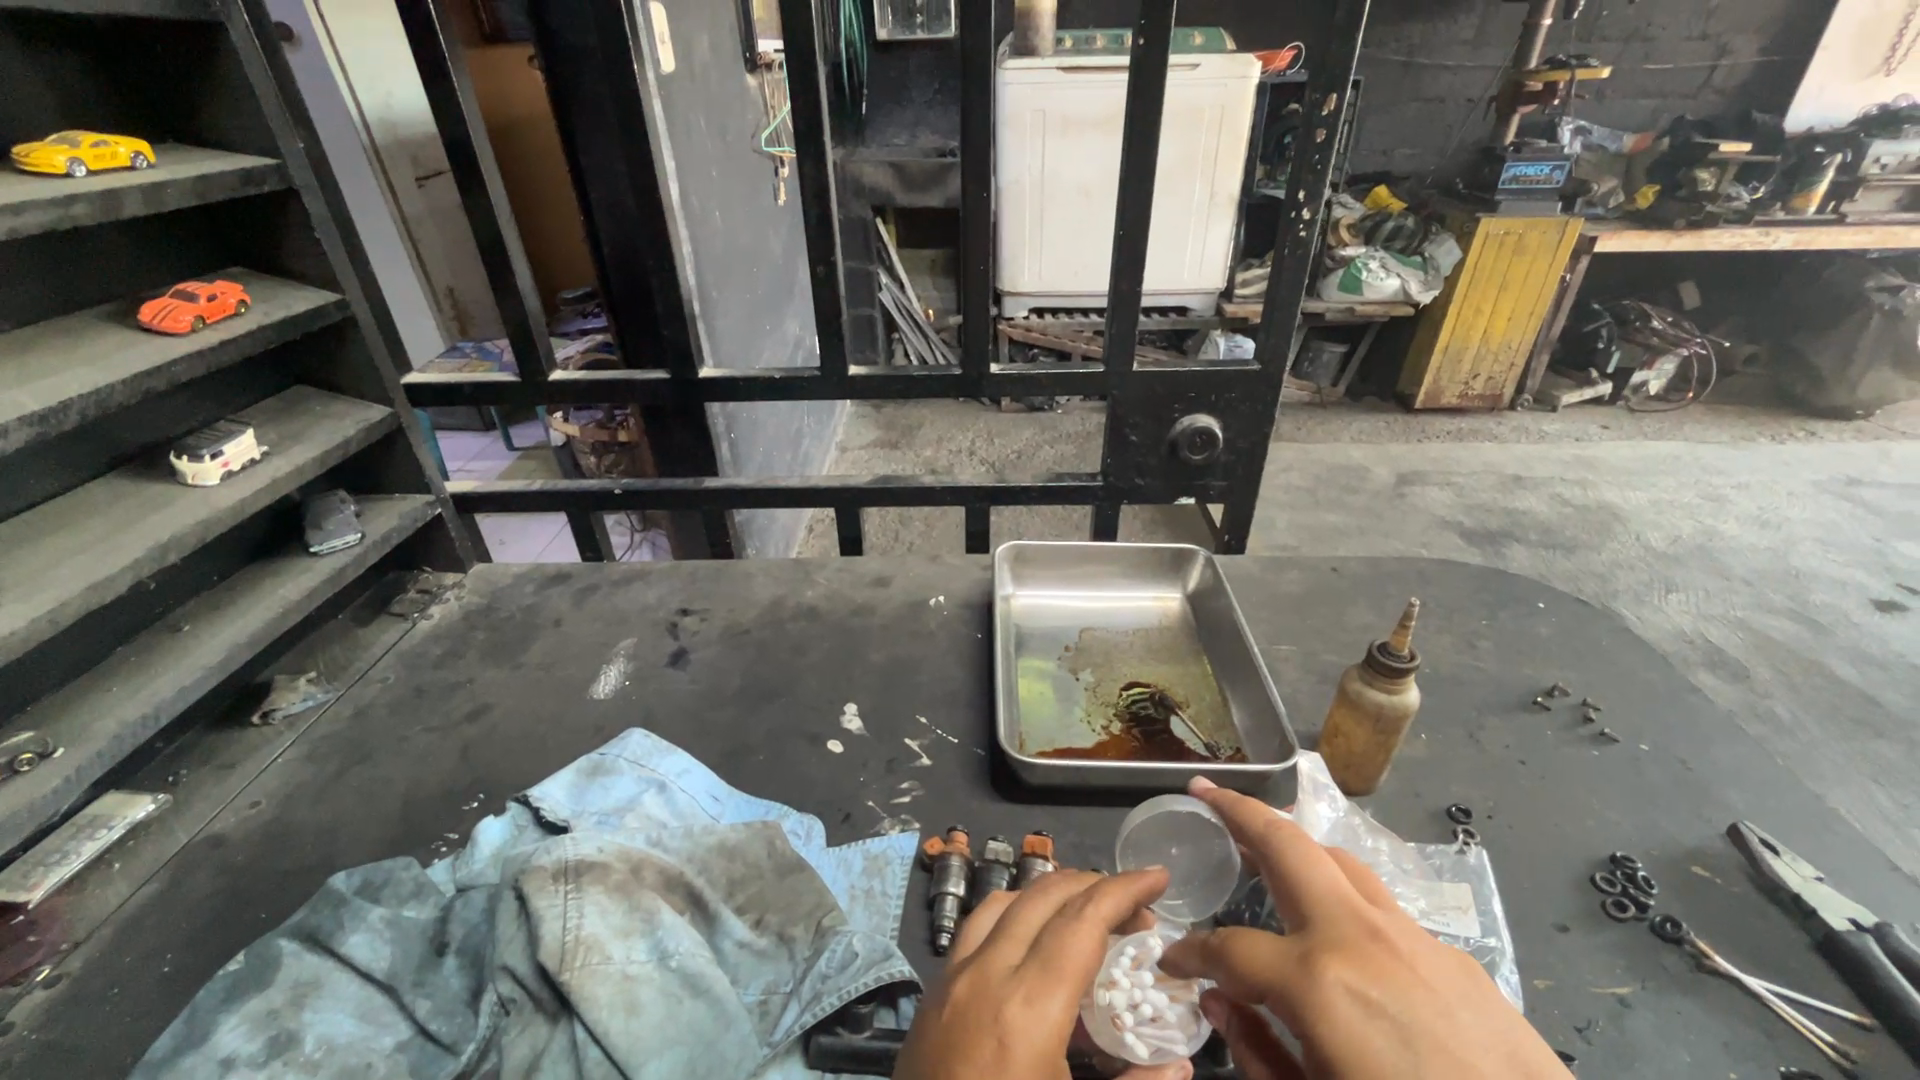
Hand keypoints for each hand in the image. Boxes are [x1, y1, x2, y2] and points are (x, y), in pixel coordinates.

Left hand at [894, 868, 1192, 1079]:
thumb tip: (1178, 1063)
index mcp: (1029, 1008)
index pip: (1083, 922)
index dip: (1124, 891)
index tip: (1158, 878)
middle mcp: (986, 975)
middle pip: (1044, 899)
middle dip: (1094, 887)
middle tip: (1136, 910)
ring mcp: (951, 980)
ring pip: (1003, 903)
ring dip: (1049, 894)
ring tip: (1086, 912)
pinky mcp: (931, 994)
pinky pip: (973, 928)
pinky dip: (1011, 913)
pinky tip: (1029, 938)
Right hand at [1160, 777, 1566, 1078]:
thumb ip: (1256, 1049)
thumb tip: (1220, 1001)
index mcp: (1315, 981)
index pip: (1227, 948)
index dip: (1190, 955)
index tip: (1172, 963)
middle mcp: (1359, 937)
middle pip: (1287, 845)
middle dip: (1238, 812)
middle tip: (1205, 793)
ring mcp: (1413, 938)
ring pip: (1340, 862)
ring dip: (1295, 848)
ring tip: (1263, 847)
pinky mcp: (1454, 956)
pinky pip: (1384, 912)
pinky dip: (1346, 905)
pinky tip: (1345, 943)